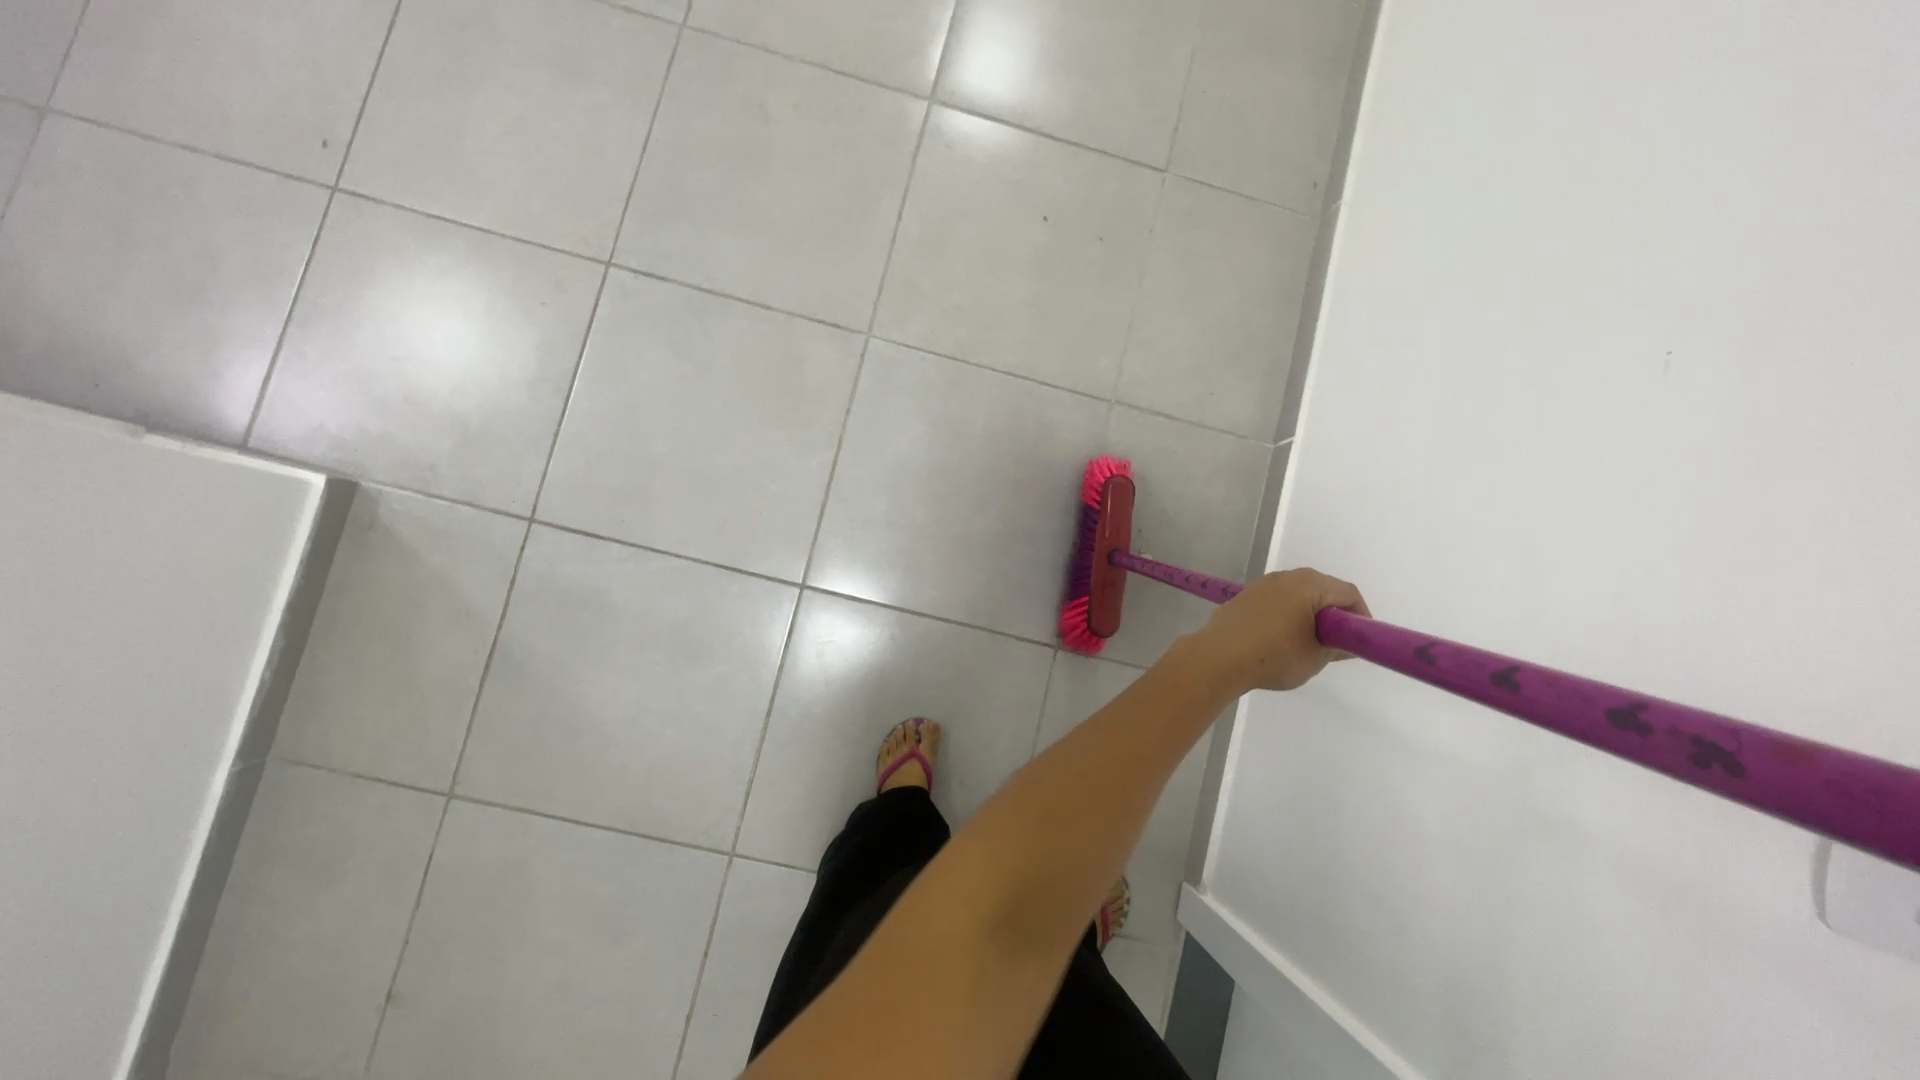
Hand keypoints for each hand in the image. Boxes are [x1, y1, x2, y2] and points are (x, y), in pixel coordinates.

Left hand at [1192, 568, 1368, 691]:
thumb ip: (1338, 648)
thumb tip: (1346, 645)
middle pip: (1322, 590)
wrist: (1218, 658)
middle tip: (1337, 642)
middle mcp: (1285, 577)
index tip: (1360, 640)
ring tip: (1308, 643)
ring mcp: (1261, 585)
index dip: (1360, 616)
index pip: (1347, 593)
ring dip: (1308, 614)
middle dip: (1334, 615)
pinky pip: (1276, 602)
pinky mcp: (1244, 597)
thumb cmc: (1273, 656)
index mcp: (1308, 584)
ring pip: (1297, 595)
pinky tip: (1279, 639)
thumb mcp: (1315, 657)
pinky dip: (1286, 615)